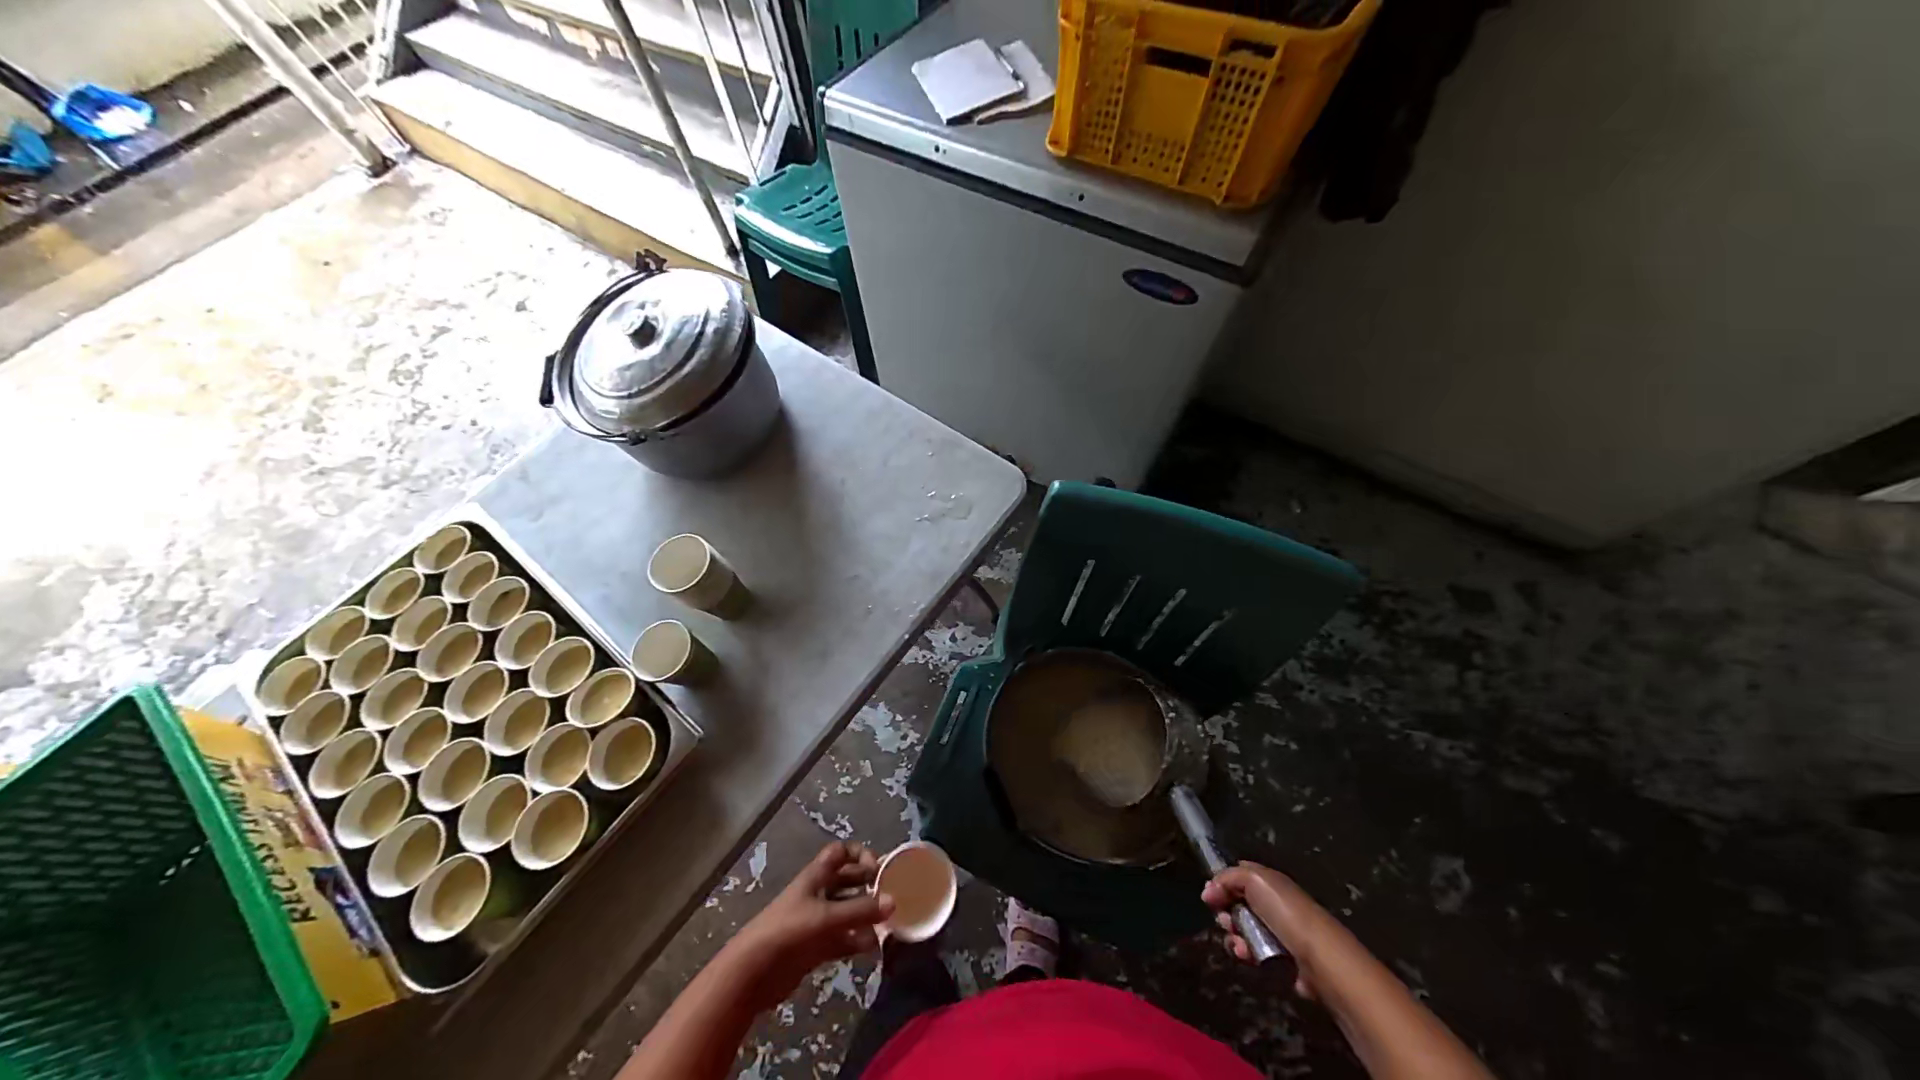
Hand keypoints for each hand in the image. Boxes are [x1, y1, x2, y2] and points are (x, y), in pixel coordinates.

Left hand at [726, 842, 894, 1011]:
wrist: (752, 973)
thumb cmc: (788, 931)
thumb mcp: (826, 917)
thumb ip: (860, 910)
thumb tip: (894, 902)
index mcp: (815, 877)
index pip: (840, 852)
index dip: (860, 855)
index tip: (878, 869)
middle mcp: (817, 894)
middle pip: (847, 881)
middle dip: (868, 885)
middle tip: (891, 895)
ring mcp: (817, 922)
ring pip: (848, 911)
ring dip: (866, 915)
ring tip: (888, 923)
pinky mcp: (817, 947)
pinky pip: (844, 938)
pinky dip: (858, 940)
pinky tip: (874, 947)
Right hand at [1202, 861, 1329, 995]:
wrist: (1320, 958)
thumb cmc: (1288, 913)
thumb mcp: (1255, 879)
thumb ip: (1227, 877)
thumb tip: (1208, 890)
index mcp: (1270, 882)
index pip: (1238, 876)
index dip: (1221, 883)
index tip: (1211, 895)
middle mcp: (1271, 904)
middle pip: (1234, 904)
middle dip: (1224, 912)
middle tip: (1226, 920)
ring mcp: (1275, 932)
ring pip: (1240, 929)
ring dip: (1233, 936)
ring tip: (1239, 944)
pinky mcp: (1277, 958)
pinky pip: (1251, 951)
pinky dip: (1244, 953)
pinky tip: (1247, 956)